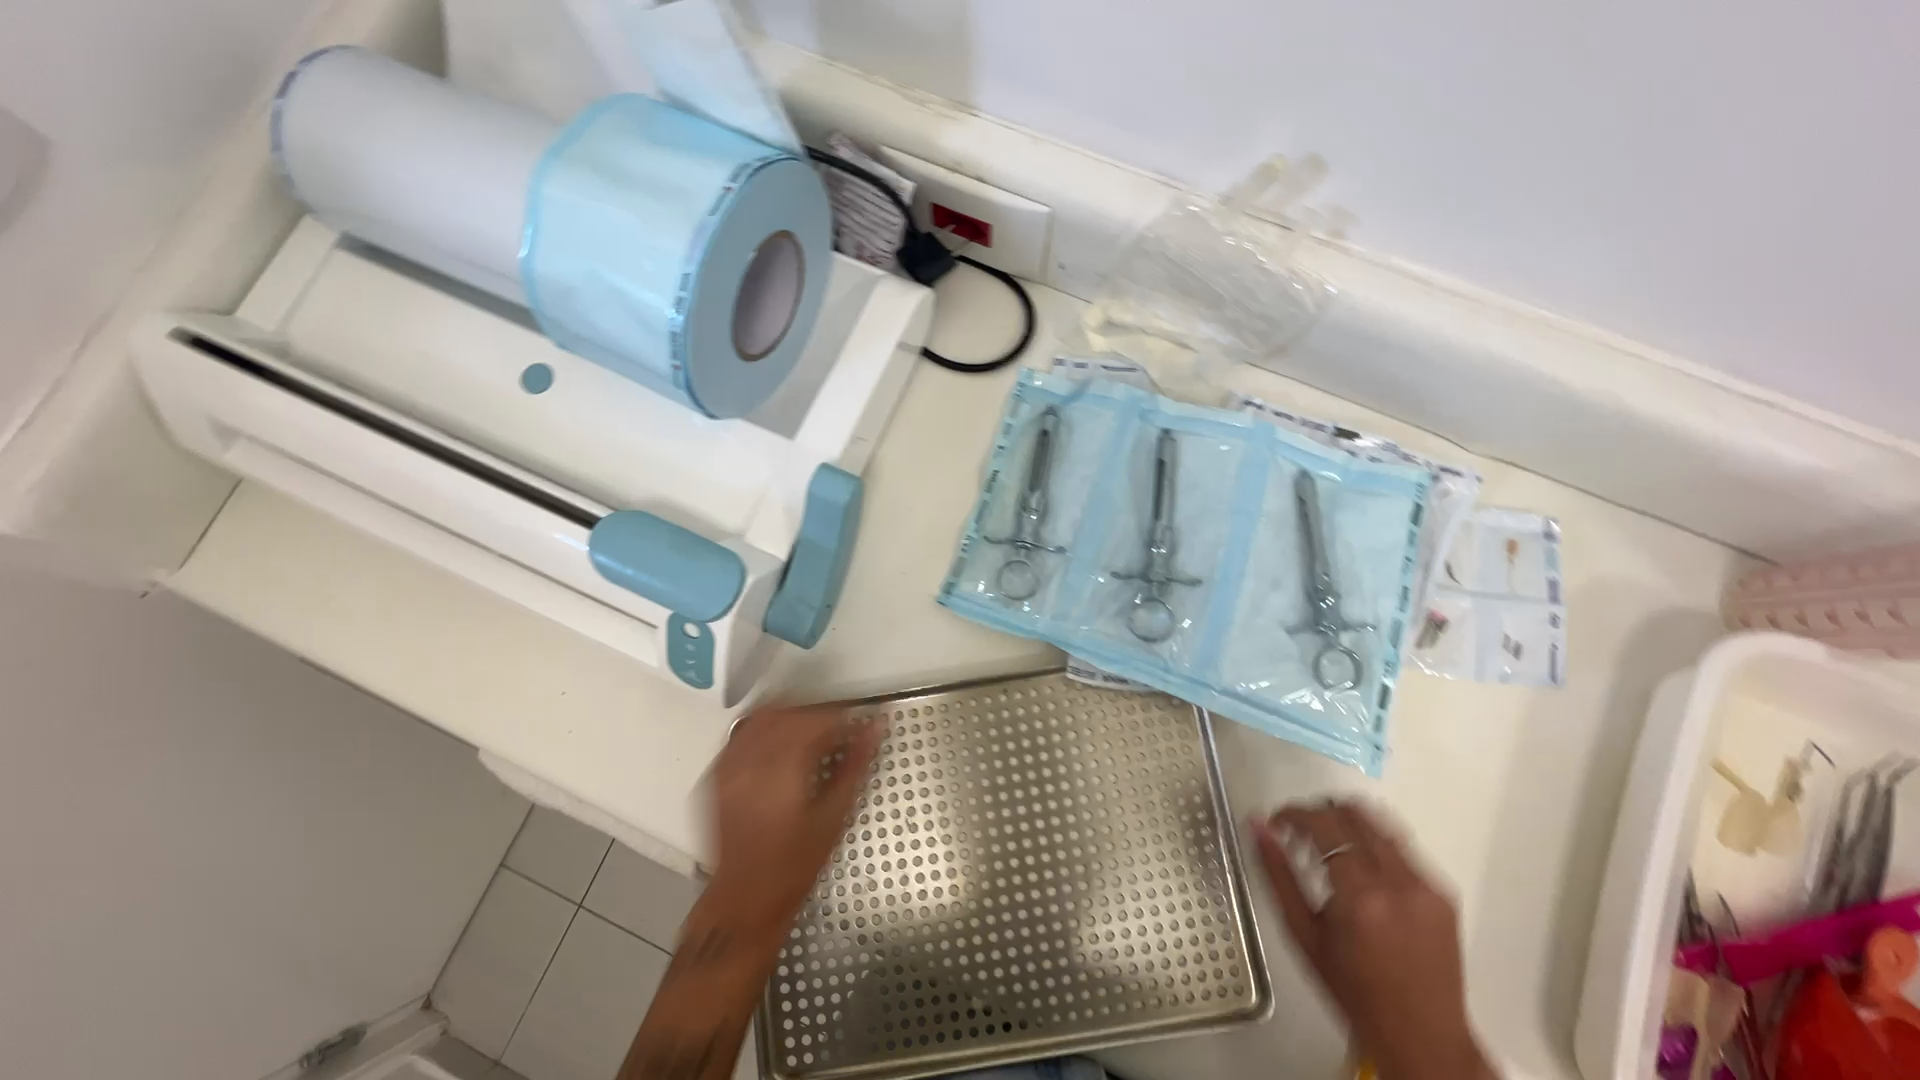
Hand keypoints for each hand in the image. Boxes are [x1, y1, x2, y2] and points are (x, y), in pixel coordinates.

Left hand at [706, 708, 881, 930]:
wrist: (744, 902)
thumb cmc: (792, 868)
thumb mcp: (833, 817)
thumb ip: (855, 766)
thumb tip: (875, 730)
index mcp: (780, 770)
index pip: (815, 721)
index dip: (842, 718)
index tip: (859, 724)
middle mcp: (748, 763)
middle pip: (786, 712)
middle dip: (816, 713)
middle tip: (838, 727)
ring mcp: (727, 768)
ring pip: (761, 717)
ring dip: (789, 716)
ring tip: (811, 732)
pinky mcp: (715, 777)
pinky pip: (741, 734)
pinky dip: (763, 730)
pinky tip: (779, 745)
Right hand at [1249, 800, 1494, 1079]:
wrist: (1421, 1035)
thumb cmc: (1352, 991)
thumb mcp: (1303, 933)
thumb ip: (1277, 874)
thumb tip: (1258, 827)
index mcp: (1360, 895)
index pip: (1323, 824)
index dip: (1293, 814)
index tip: (1277, 821)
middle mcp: (1399, 882)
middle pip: (1354, 814)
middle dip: (1319, 813)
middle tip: (1297, 833)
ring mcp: (1427, 885)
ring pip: (1381, 825)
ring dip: (1347, 825)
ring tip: (1327, 849)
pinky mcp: (1444, 893)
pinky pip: (1403, 851)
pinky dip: (1374, 848)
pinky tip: (1360, 874)